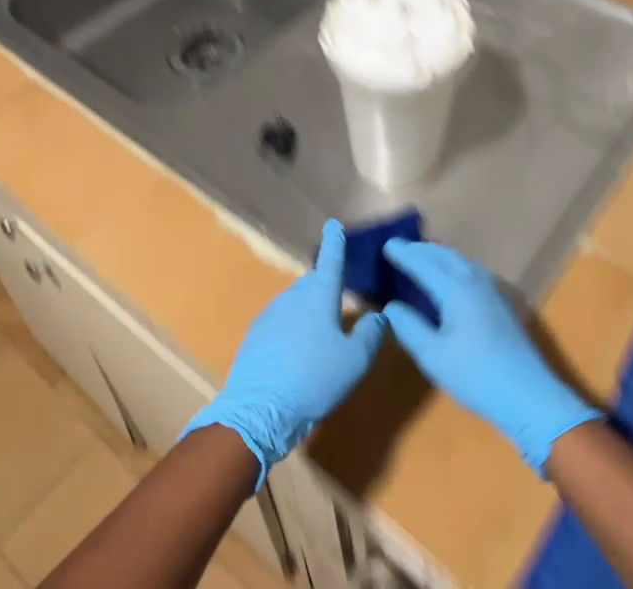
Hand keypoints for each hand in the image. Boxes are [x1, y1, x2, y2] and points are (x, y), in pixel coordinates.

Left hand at [182, 220, 386, 486]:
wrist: (259, 409)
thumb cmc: (315, 379)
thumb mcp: (355, 360)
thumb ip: (370, 334)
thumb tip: (377, 316)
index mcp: (319, 297)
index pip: (330, 261)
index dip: (335, 243)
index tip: (333, 224)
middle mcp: (292, 298)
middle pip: (311, 283)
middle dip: (325, 284)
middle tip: (340, 296)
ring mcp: (269, 316)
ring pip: (294, 302)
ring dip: (308, 308)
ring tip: (321, 331)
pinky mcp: (255, 337)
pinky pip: (279, 322)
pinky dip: (292, 327)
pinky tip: (297, 351)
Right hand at [382, 240, 600, 475]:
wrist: (528, 395)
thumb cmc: (475, 376)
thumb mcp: (432, 355)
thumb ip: (408, 326)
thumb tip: (391, 306)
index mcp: (457, 290)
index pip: (424, 265)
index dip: (404, 254)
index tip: (386, 244)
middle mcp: (476, 283)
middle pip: (446, 257)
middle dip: (422, 250)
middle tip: (401, 247)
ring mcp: (493, 294)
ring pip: (463, 262)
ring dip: (441, 255)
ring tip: (424, 257)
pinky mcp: (502, 306)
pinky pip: (473, 272)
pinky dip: (456, 266)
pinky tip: (454, 279)